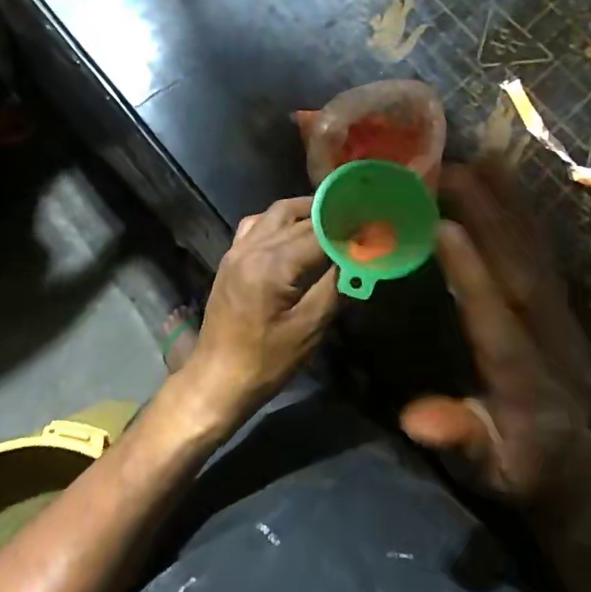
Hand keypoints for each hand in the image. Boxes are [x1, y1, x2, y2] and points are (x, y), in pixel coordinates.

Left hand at [177, 197, 338, 430]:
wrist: (218, 378)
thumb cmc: (267, 360)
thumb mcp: (309, 328)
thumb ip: (334, 287)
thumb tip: (357, 258)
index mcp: (273, 264)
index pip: (319, 232)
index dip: (348, 228)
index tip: (372, 227)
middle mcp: (253, 247)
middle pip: (299, 218)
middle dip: (331, 218)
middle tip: (359, 223)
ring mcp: (237, 251)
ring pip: (276, 214)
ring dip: (305, 212)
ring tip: (332, 221)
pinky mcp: (230, 259)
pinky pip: (256, 225)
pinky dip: (278, 221)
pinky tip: (293, 233)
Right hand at [399, 162, 590, 504]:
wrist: (571, 465)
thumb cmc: (514, 465)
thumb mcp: (486, 469)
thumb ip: (459, 440)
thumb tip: (416, 420)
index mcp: (521, 377)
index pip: (495, 316)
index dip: (471, 273)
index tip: (441, 228)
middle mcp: (546, 336)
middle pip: (517, 267)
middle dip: (483, 216)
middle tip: (444, 171)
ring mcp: (560, 315)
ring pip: (534, 250)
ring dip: (505, 203)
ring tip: (474, 160)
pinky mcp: (562, 304)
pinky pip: (543, 251)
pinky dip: (524, 212)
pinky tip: (505, 182)